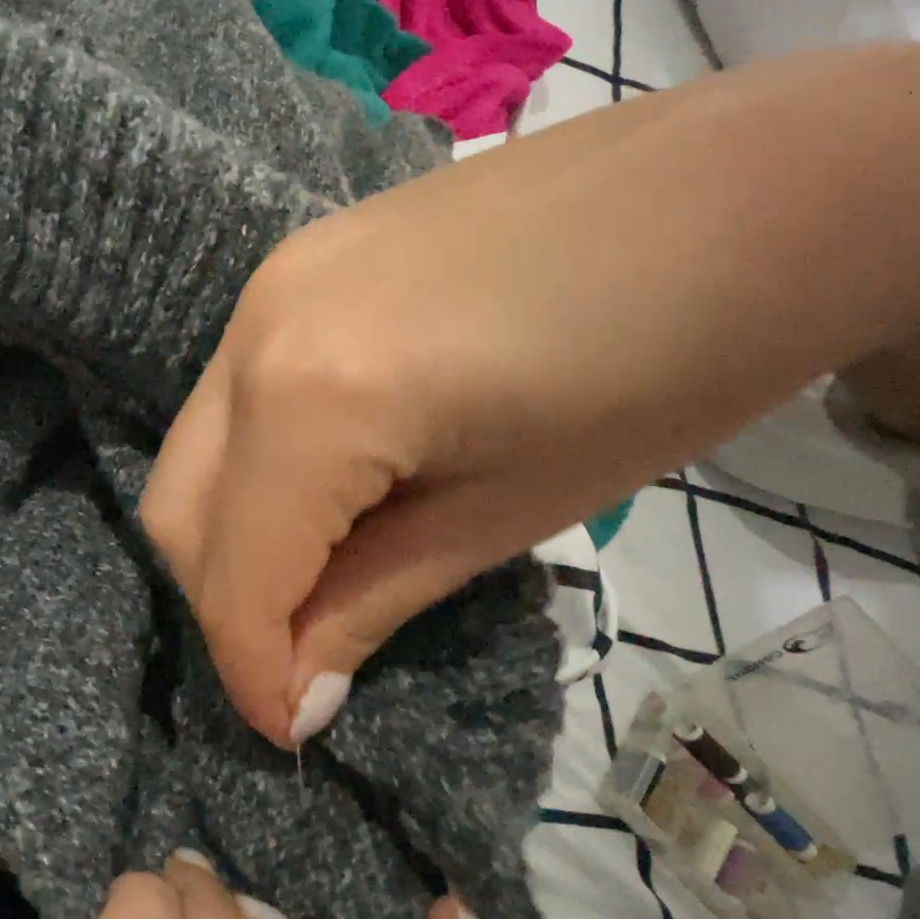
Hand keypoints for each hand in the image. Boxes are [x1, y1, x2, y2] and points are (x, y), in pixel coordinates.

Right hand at [141, 46, 919, 748]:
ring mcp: (260, 292)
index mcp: (317, 398)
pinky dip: (252, 468)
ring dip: (231, 536)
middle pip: (176, 510)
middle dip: (222, 603)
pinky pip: (225, 399)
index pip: (236, 568)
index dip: (249, 667)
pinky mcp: (283, 272)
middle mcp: (252, 335)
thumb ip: (366, 607)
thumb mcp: (504, 517)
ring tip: (314, 575)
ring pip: (189, 453)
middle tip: (298, 657)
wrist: (743, 186)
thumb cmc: (665, 370)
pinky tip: (321, 485)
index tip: (286, 731)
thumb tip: (292, 701)